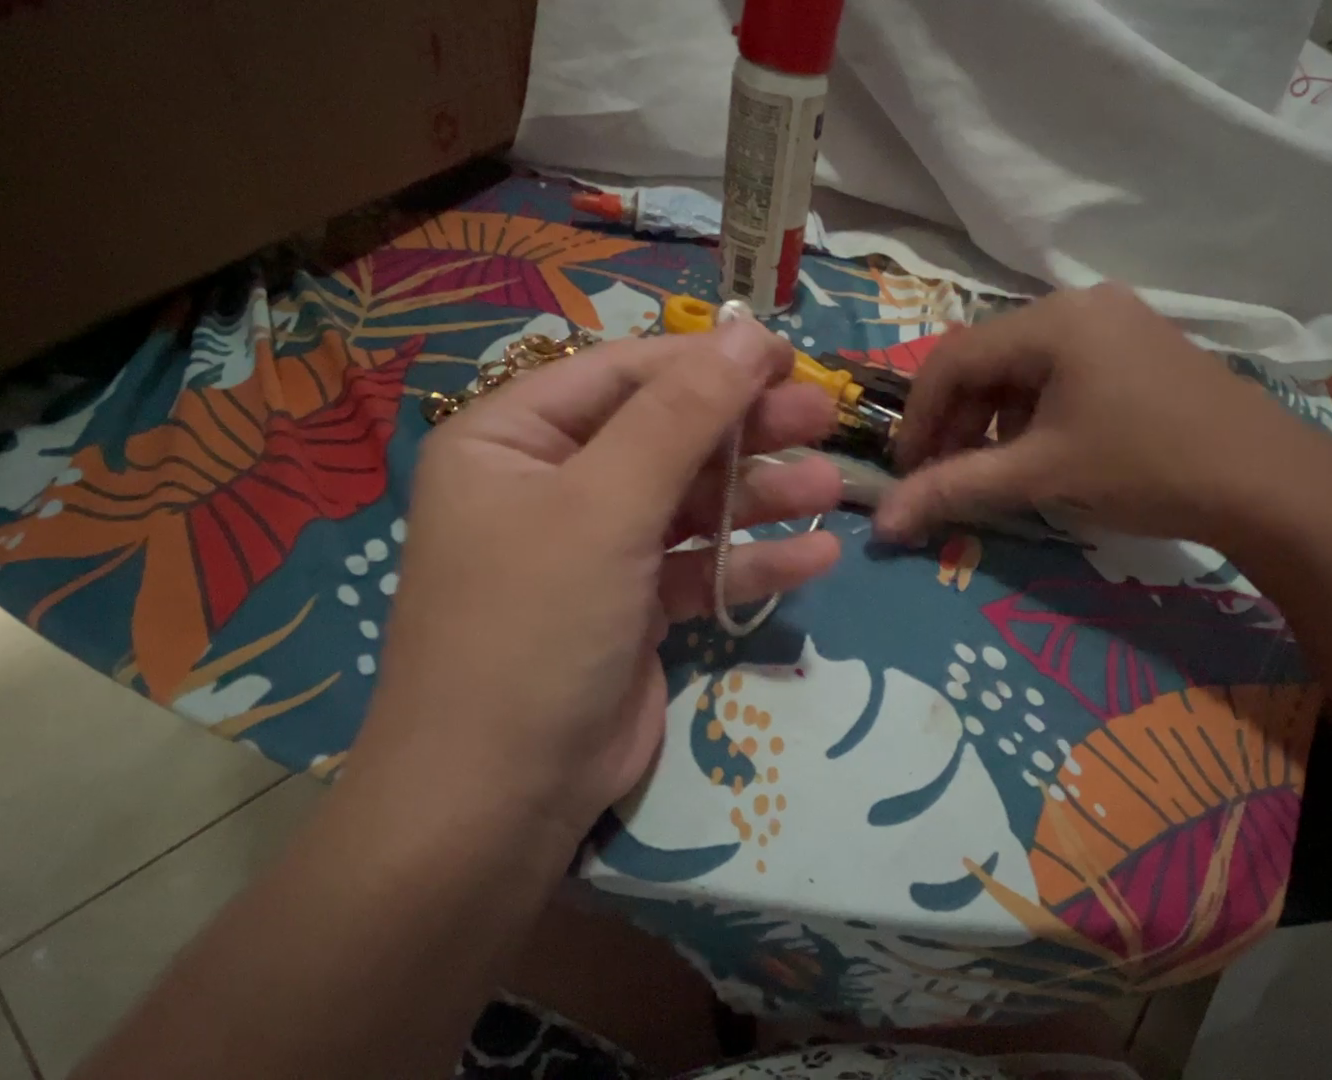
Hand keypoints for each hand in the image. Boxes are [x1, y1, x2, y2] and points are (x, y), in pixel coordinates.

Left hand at [356, 322, 842, 840]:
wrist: (499, 797)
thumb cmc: (535, 628)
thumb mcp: (605, 507)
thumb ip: (681, 417)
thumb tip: (748, 331)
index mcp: (511, 442)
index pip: (621, 376)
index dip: (705, 362)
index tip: (787, 356)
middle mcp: (548, 487)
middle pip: (663, 436)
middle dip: (744, 430)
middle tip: (823, 416)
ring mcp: (592, 552)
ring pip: (689, 504)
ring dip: (760, 497)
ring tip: (832, 486)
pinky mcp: (630, 609)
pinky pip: (697, 568)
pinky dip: (752, 563)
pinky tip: (816, 558)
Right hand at [876, 284, 1331, 548]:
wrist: (1268, 484)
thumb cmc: (1147, 468)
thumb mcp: (1041, 476)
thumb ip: (955, 490)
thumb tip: (882, 523)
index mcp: (1054, 320)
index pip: (954, 358)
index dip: (918, 417)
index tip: (904, 471)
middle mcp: (1081, 306)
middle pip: (987, 360)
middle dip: (955, 422)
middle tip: (942, 476)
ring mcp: (1115, 325)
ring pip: (1022, 371)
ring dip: (991, 421)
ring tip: (988, 473)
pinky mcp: (1138, 351)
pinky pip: (1060, 376)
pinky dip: (1032, 416)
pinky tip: (1036, 455)